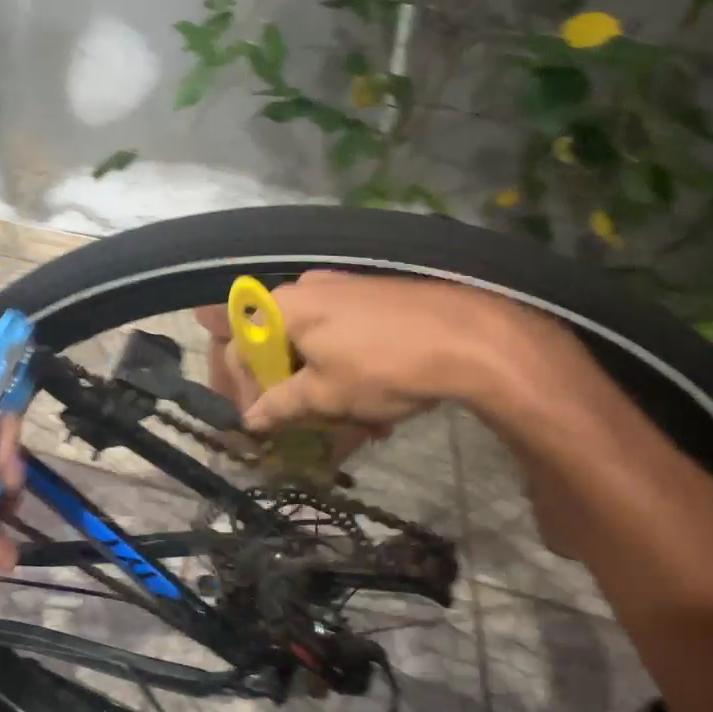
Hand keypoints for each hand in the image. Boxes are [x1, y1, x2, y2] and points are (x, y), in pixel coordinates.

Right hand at [202, 270, 542, 434]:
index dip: (245, 393)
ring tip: (351, 422)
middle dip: (288, 390)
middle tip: (306, 424)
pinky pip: (343, 334)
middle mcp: (306, 288)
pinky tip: (375, 401)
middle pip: (276, 345)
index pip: (241, 351)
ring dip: (322, 384)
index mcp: (282, 307)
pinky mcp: (375, 294)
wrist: (471, 338)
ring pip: (313, 343)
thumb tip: (250, 420)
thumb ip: (280, 406)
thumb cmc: (383, 368)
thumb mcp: (325, 396)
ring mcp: (343, 286)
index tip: (261, 425)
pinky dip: (347, 367)